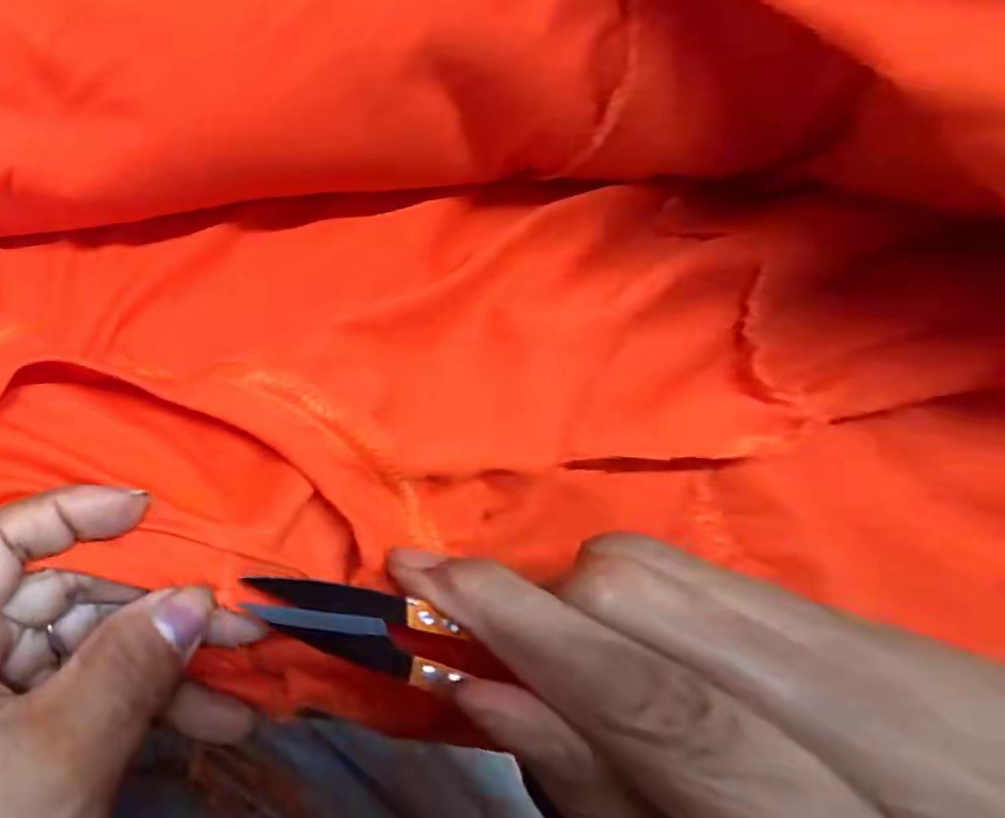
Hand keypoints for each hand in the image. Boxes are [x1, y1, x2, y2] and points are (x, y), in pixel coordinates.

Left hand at [0, 486, 265, 817]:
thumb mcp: (52, 757)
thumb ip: (124, 671)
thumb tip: (194, 602)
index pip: (5, 540)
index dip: (73, 512)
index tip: (143, 507)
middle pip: (65, 591)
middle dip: (148, 604)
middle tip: (227, 613)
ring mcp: (3, 677)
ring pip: (95, 637)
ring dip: (167, 653)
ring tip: (241, 662)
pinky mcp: (38, 715)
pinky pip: (104, 683)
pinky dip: (159, 697)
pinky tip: (219, 714)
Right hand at [388, 535, 1004, 817]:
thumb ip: (593, 797)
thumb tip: (471, 687)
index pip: (663, 707)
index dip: (526, 630)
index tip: (417, 574)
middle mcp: (927, 749)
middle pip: (660, 598)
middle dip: (544, 601)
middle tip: (484, 624)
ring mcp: (946, 683)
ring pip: (690, 567)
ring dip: (595, 596)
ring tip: (580, 644)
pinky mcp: (929, 647)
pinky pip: (737, 578)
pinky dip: (662, 601)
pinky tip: (667, 649)